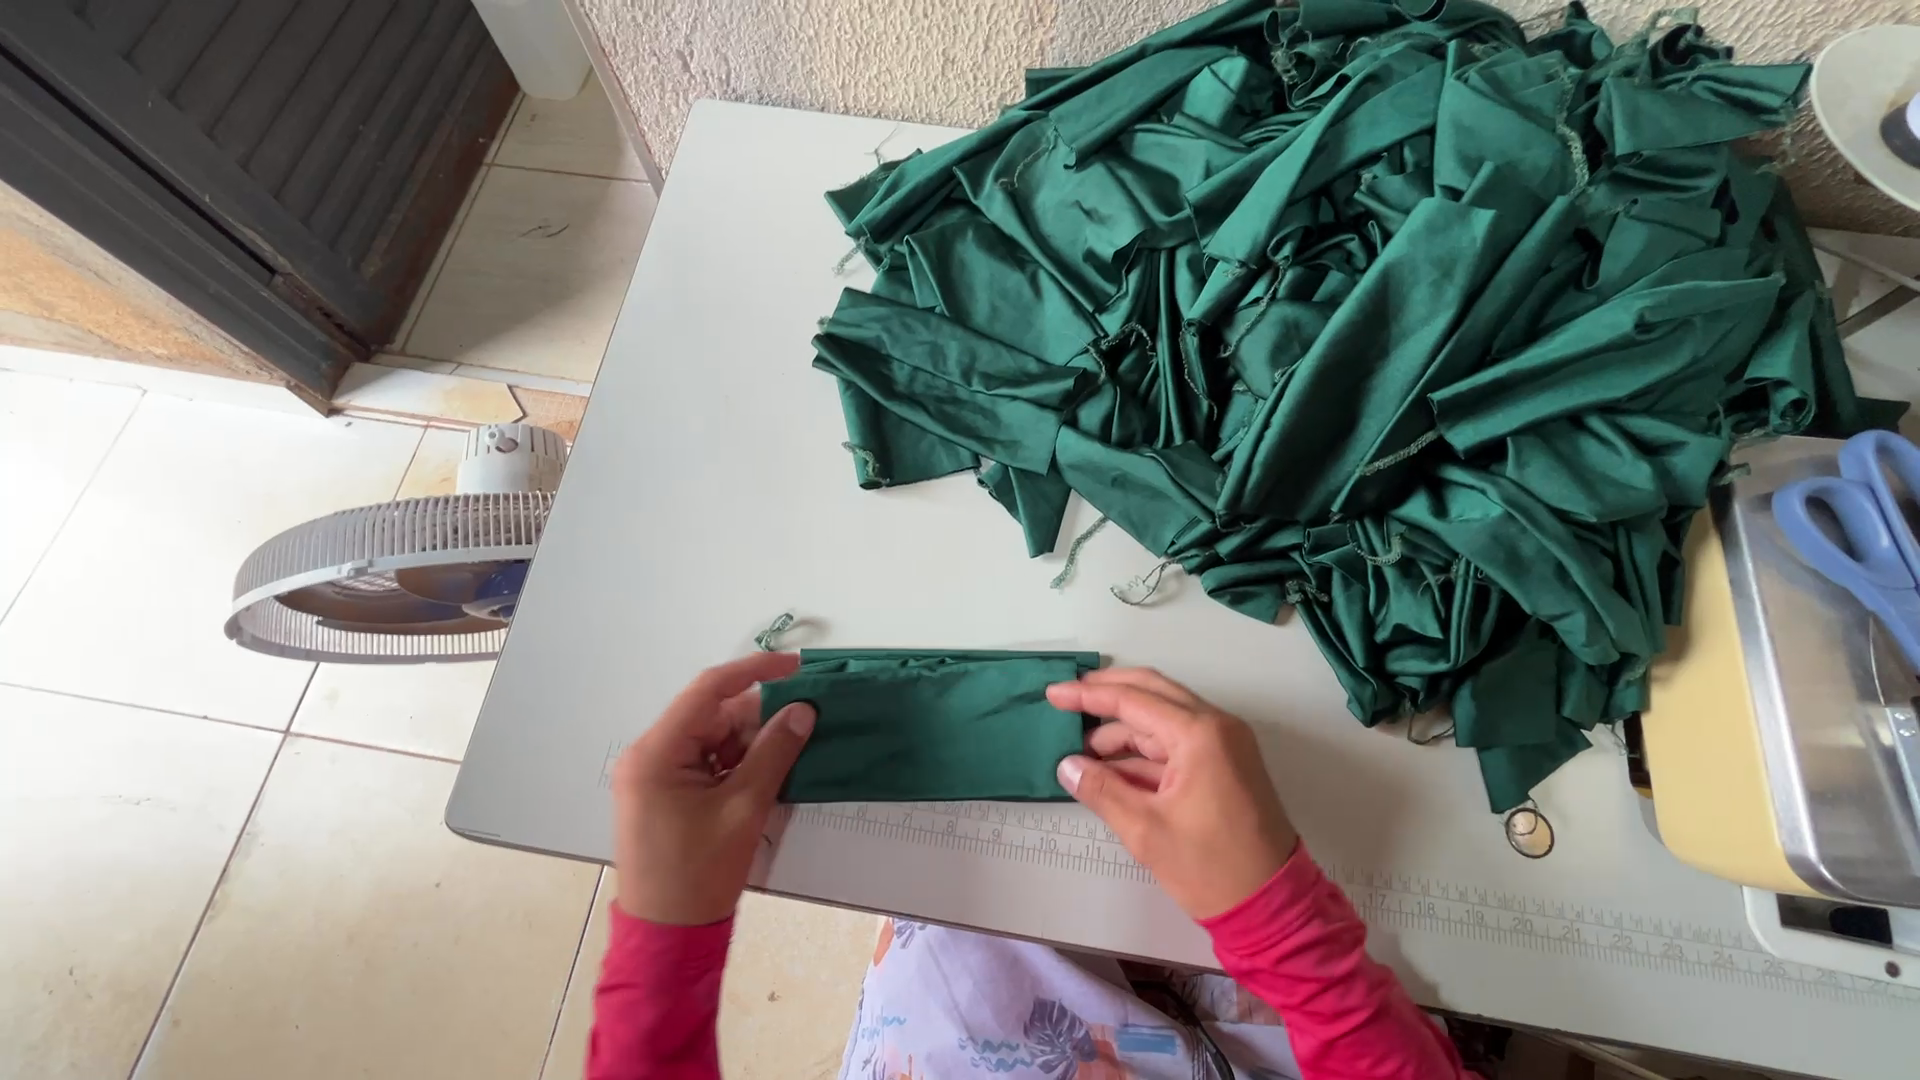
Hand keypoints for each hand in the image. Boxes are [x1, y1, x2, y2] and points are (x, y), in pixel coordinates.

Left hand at [611, 652, 815, 924]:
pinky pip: (710, 761)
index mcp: (657, 752)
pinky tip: (769, 774)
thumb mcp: (743, 808)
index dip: (755, 670)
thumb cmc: (700, 873)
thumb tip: (803, 710)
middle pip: (714, 716)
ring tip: (792, 753)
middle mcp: (650, 754)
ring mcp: (657, 774)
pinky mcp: (667, 792)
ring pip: (715, 738)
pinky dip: (740, 763)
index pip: (708, 690)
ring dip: (753, 743)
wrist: (666, 938)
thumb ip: (774, 752)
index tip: (796, 666)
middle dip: (759, 718)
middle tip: (806, 723)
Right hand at [1048, 668, 1297, 920]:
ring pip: (1163, 716)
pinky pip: (1176, 741)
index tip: (1053, 694)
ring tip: (1082, 750)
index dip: (1088, 695)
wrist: (1274, 908)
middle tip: (1067, 698)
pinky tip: (1112, 766)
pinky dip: (1143, 748)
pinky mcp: (1224, 763)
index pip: (1133, 700)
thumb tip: (1067, 765)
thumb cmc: (1210, 868)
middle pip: (1152, 692)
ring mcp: (1224, 743)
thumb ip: (1101, 790)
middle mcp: (1216, 726)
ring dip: (1123, 727)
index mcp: (1200, 734)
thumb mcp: (1146, 831)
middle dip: (1107, 693)